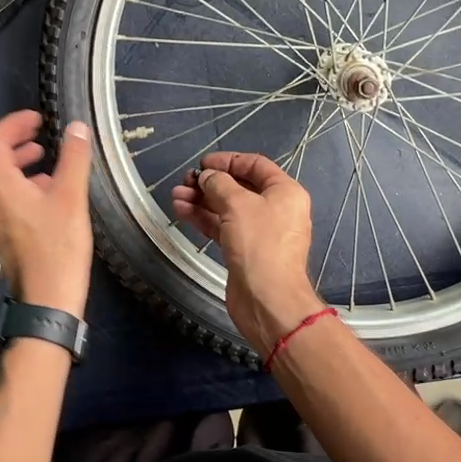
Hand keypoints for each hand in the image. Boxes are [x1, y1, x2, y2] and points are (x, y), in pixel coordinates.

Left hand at [0, 110, 93, 317]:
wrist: (46, 301)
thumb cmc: (58, 247)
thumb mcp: (71, 197)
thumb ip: (74, 158)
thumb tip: (76, 127)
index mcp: (0, 186)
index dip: (13, 124)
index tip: (38, 119)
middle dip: (8, 139)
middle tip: (34, 133)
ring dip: (12, 160)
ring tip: (42, 155)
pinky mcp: (4, 232)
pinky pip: (1, 196)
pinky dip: (17, 180)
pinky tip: (46, 188)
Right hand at [172, 152, 326, 353]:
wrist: (268, 301)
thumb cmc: (259, 244)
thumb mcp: (237, 204)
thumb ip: (218, 183)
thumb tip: (206, 176)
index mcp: (285, 192)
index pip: (255, 165)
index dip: (228, 160)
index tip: (202, 163)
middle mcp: (275, 209)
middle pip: (239, 187)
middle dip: (210, 183)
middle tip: (185, 181)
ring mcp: (260, 232)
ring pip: (227, 208)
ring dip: (201, 200)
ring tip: (175, 196)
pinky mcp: (245, 251)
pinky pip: (223, 226)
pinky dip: (204, 218)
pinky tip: (181, 211)